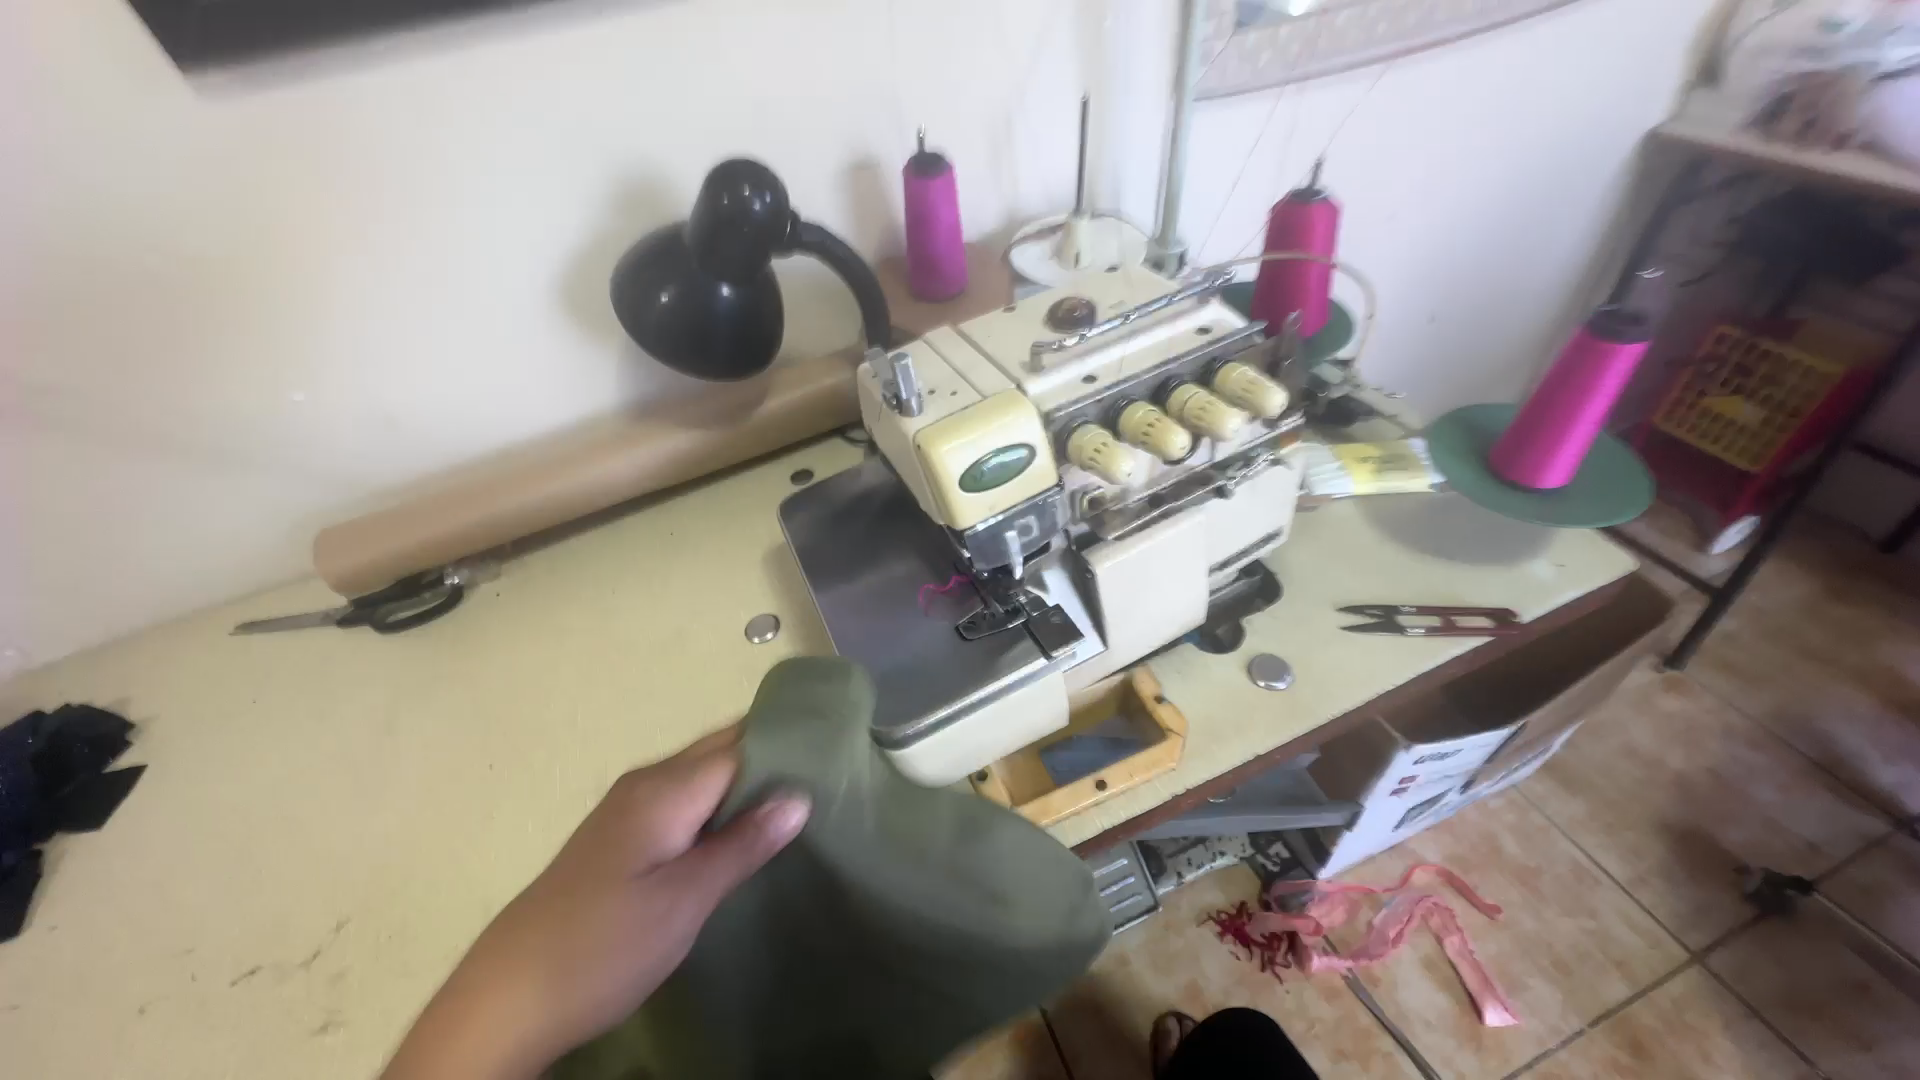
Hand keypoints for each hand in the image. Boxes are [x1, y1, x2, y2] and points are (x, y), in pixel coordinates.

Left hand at [381, 730, 810, 1079]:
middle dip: (773, 759)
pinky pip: (686, 803)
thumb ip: (743, 843)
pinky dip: (721, 808)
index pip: (742, 744)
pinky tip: (744, 835)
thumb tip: (800, 795)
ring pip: (704, 779)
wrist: (505, 1001)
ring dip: (748, 785)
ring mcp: (630, 810)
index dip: (789, 745)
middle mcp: (647, 784)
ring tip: (801, 806)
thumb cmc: (603, 945)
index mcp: (665, 788)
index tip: (839, 755)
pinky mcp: (622, 839)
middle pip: (722, 753)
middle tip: (831, 780)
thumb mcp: (685, 899)